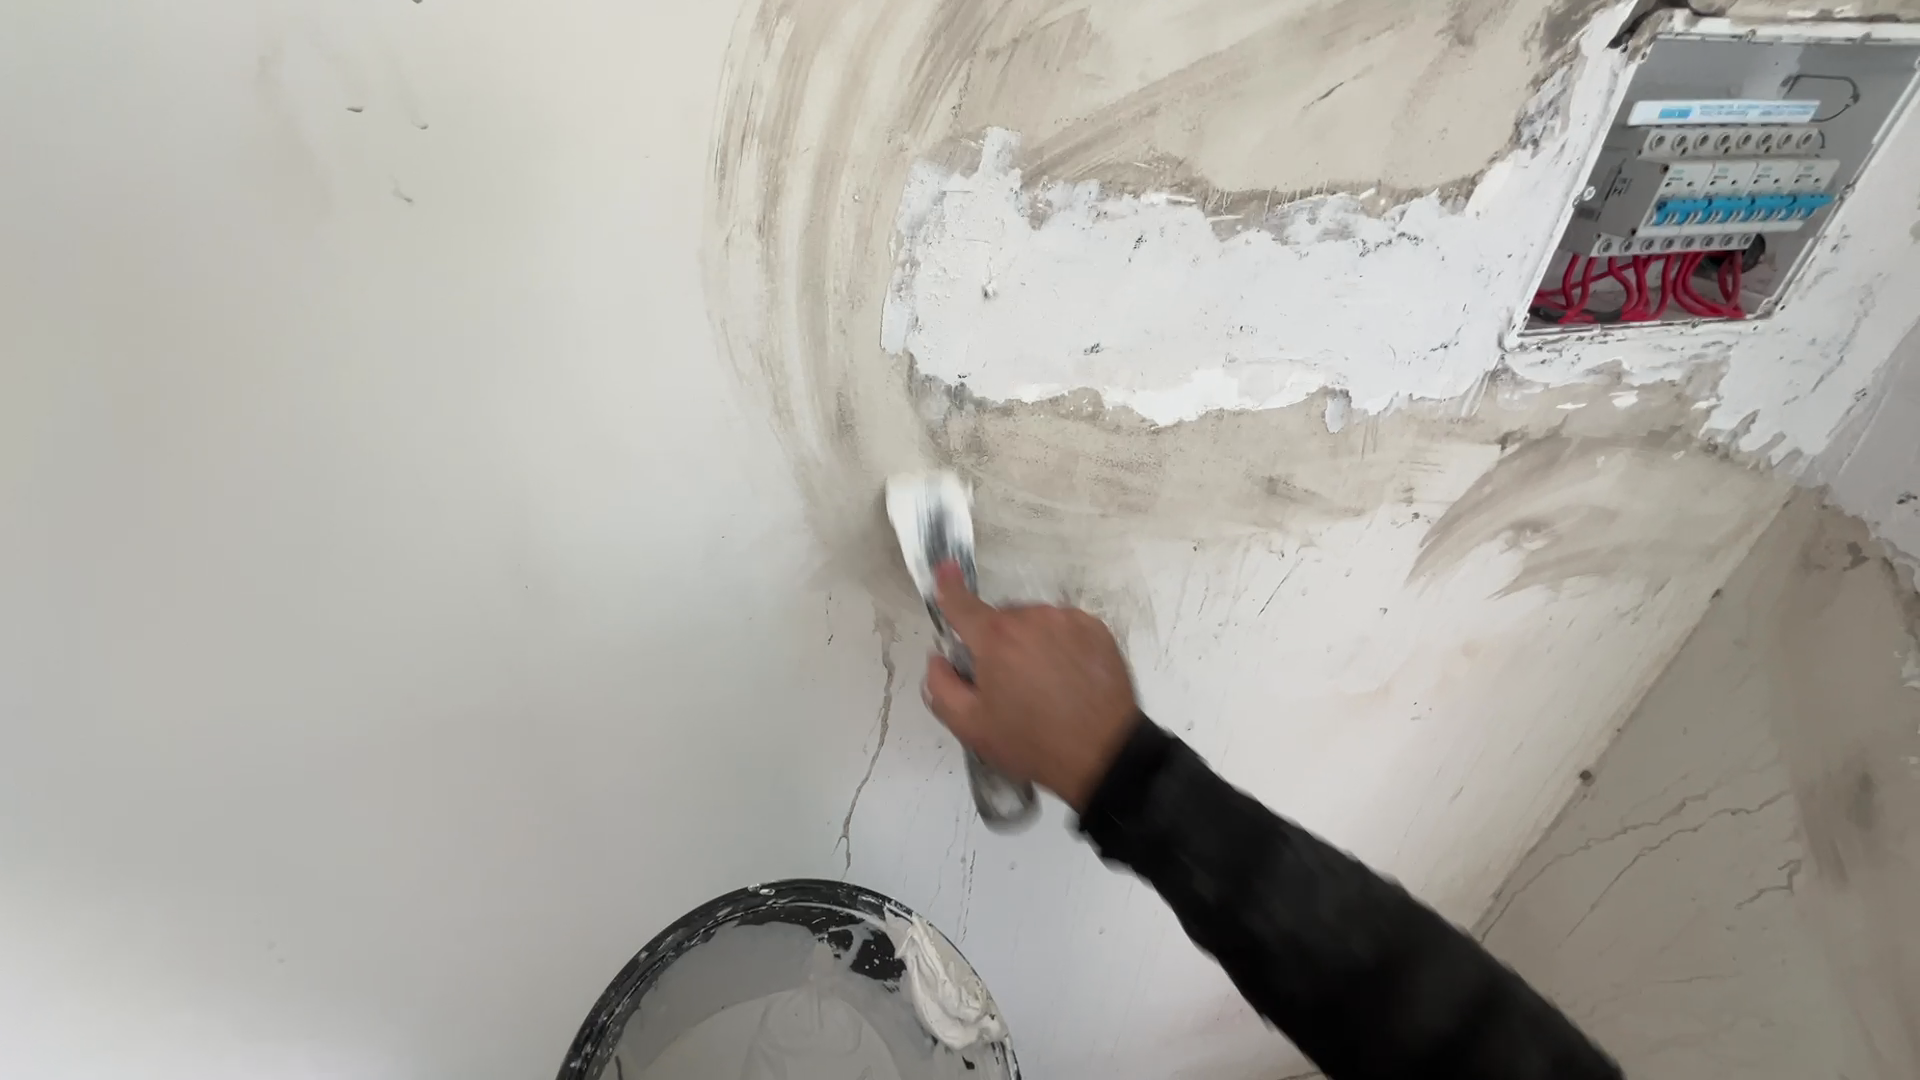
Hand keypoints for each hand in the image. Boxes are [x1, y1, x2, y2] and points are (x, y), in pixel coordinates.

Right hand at [923, 561, 1139, 812]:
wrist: (1102, 754)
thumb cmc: (1031, 741)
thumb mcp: (970, 726)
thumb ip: (940, 686)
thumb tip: (938, 658)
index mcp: (995, 638)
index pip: (962, 604)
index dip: (949, 587)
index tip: (944, 569)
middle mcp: (1031, 618)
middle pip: (1000, 621)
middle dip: (997, 645)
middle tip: (1009, 686)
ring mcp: (1067, 620)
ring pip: (1034, 623)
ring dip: (1030, 644)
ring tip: (1043, 686)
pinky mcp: (1096, 629)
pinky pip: (1064, 628)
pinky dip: (1059, 645)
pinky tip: (1066, 678)